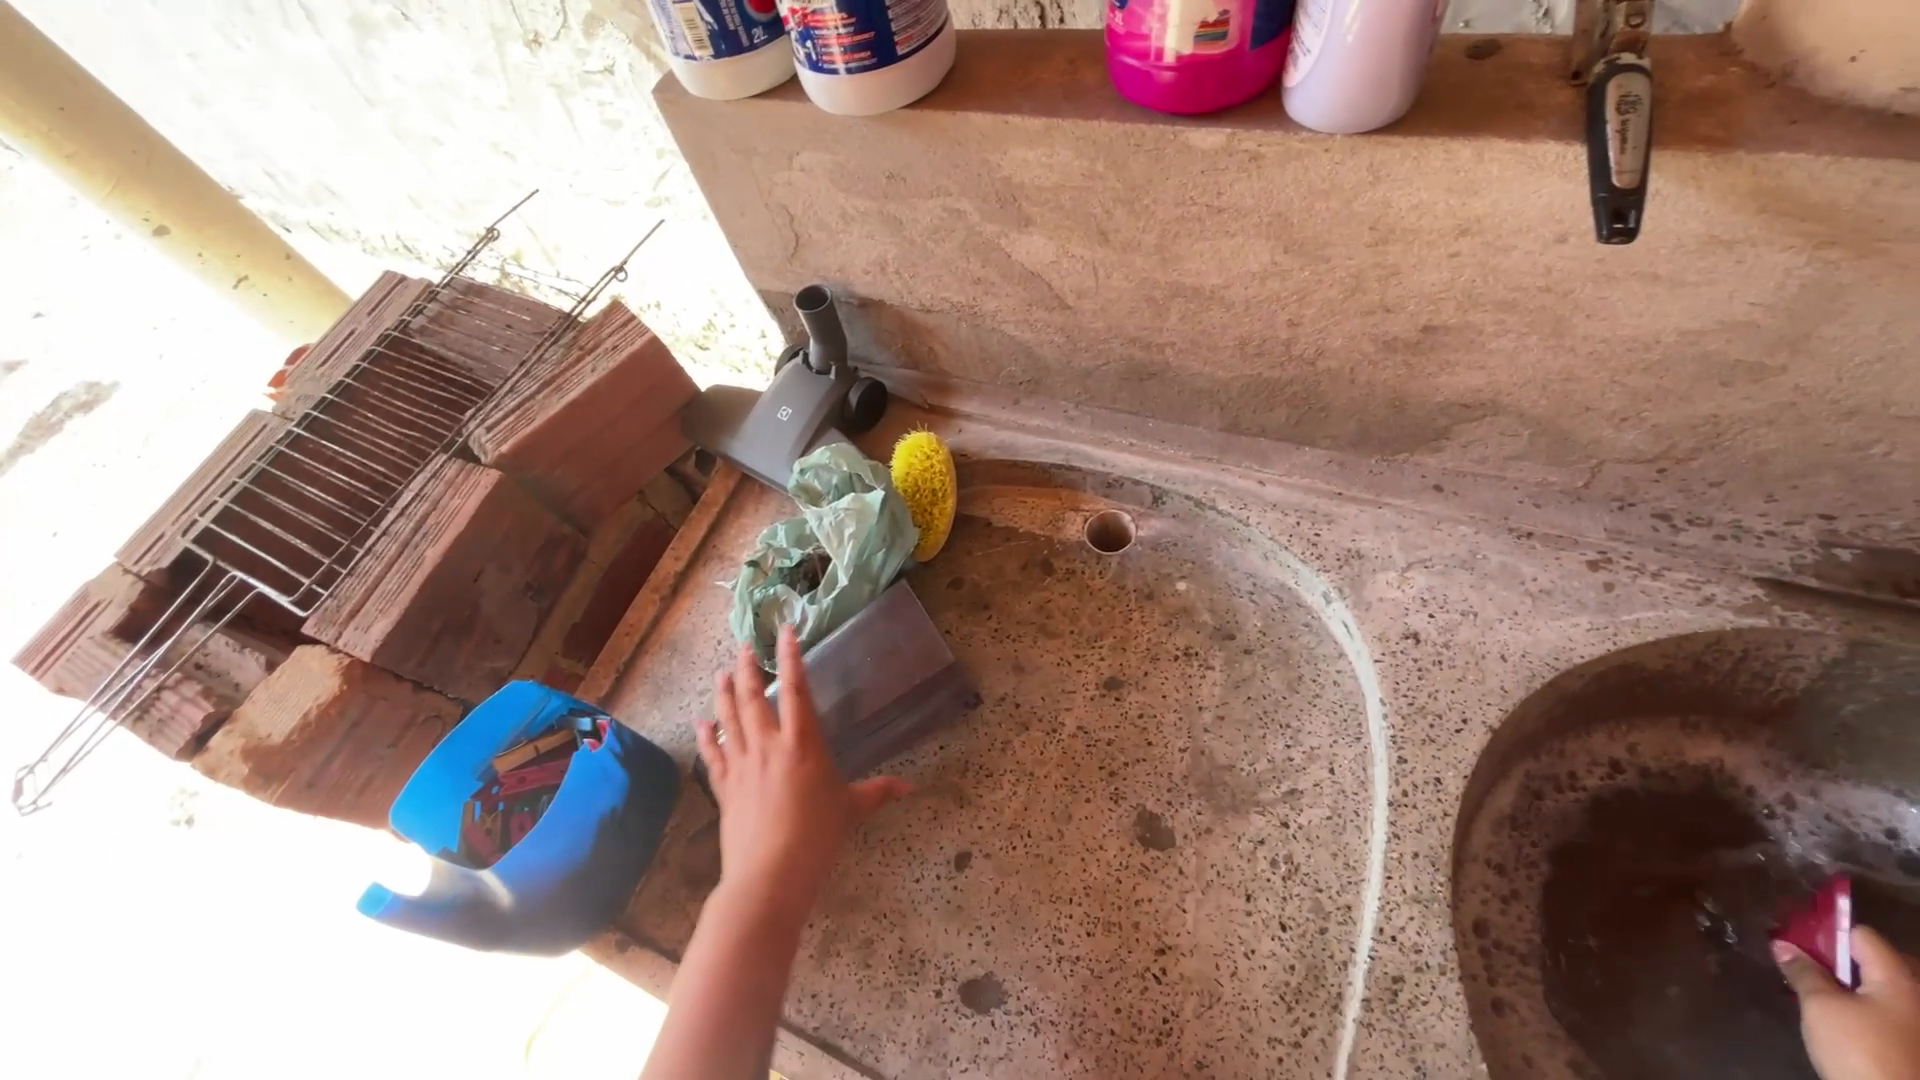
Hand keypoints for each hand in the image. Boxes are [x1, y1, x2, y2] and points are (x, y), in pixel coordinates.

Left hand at [694, 625, 909, 911]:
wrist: (770, 875)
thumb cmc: (817, 837)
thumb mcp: (851, 810)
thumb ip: (877, 793)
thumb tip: (910, 788)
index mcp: (803, 744)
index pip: (796, 690)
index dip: (790, 658)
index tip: (784, 633)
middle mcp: (769, 746)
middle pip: (754, 697)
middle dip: (749, 669)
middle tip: (745, 647)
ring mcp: (742, 765)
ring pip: (729, 718)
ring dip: (725, 692)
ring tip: (723, 671)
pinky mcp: (725, 787)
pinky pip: (714, 754)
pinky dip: (707, 736)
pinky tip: (702, 722)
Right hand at [1775, 925, 1919, 1079]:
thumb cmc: (1861, 1049)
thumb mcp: (1820, 1006)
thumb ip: (1803, 972)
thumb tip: (1784, 945)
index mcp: (1902, 979)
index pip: (1862, 935)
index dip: (1828, 932)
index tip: (1798, 941)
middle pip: (1882, 960)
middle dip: (1846, 959)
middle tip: (1811, 966)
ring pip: (1889, 990)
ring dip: (1858, 986)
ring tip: (1826, 994)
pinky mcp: (1916, 1044)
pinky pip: (1897, 1014)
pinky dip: (1873, 1008)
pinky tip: (1850, 1021)